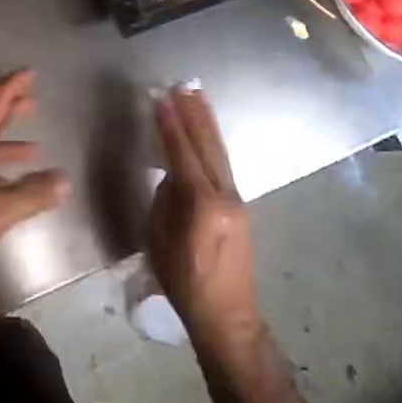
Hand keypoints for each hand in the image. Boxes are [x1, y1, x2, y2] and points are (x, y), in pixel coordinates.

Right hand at [150, 87, 258, 345]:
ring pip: (219, 152)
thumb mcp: (161, 242)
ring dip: (207, 122)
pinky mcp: (240, 206)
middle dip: (194, 114)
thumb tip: (170, 175)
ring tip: (197, 96)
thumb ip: (165, 201)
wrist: (227, 317)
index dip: (171, 126)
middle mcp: (225, 195)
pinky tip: (207, 131)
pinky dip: (213, 142)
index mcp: (203, 205)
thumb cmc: (185, 284)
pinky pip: (223, 165)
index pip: (183, 155)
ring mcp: (237, 199)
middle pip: (207, 145)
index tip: (162, 99)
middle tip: (183, 86)